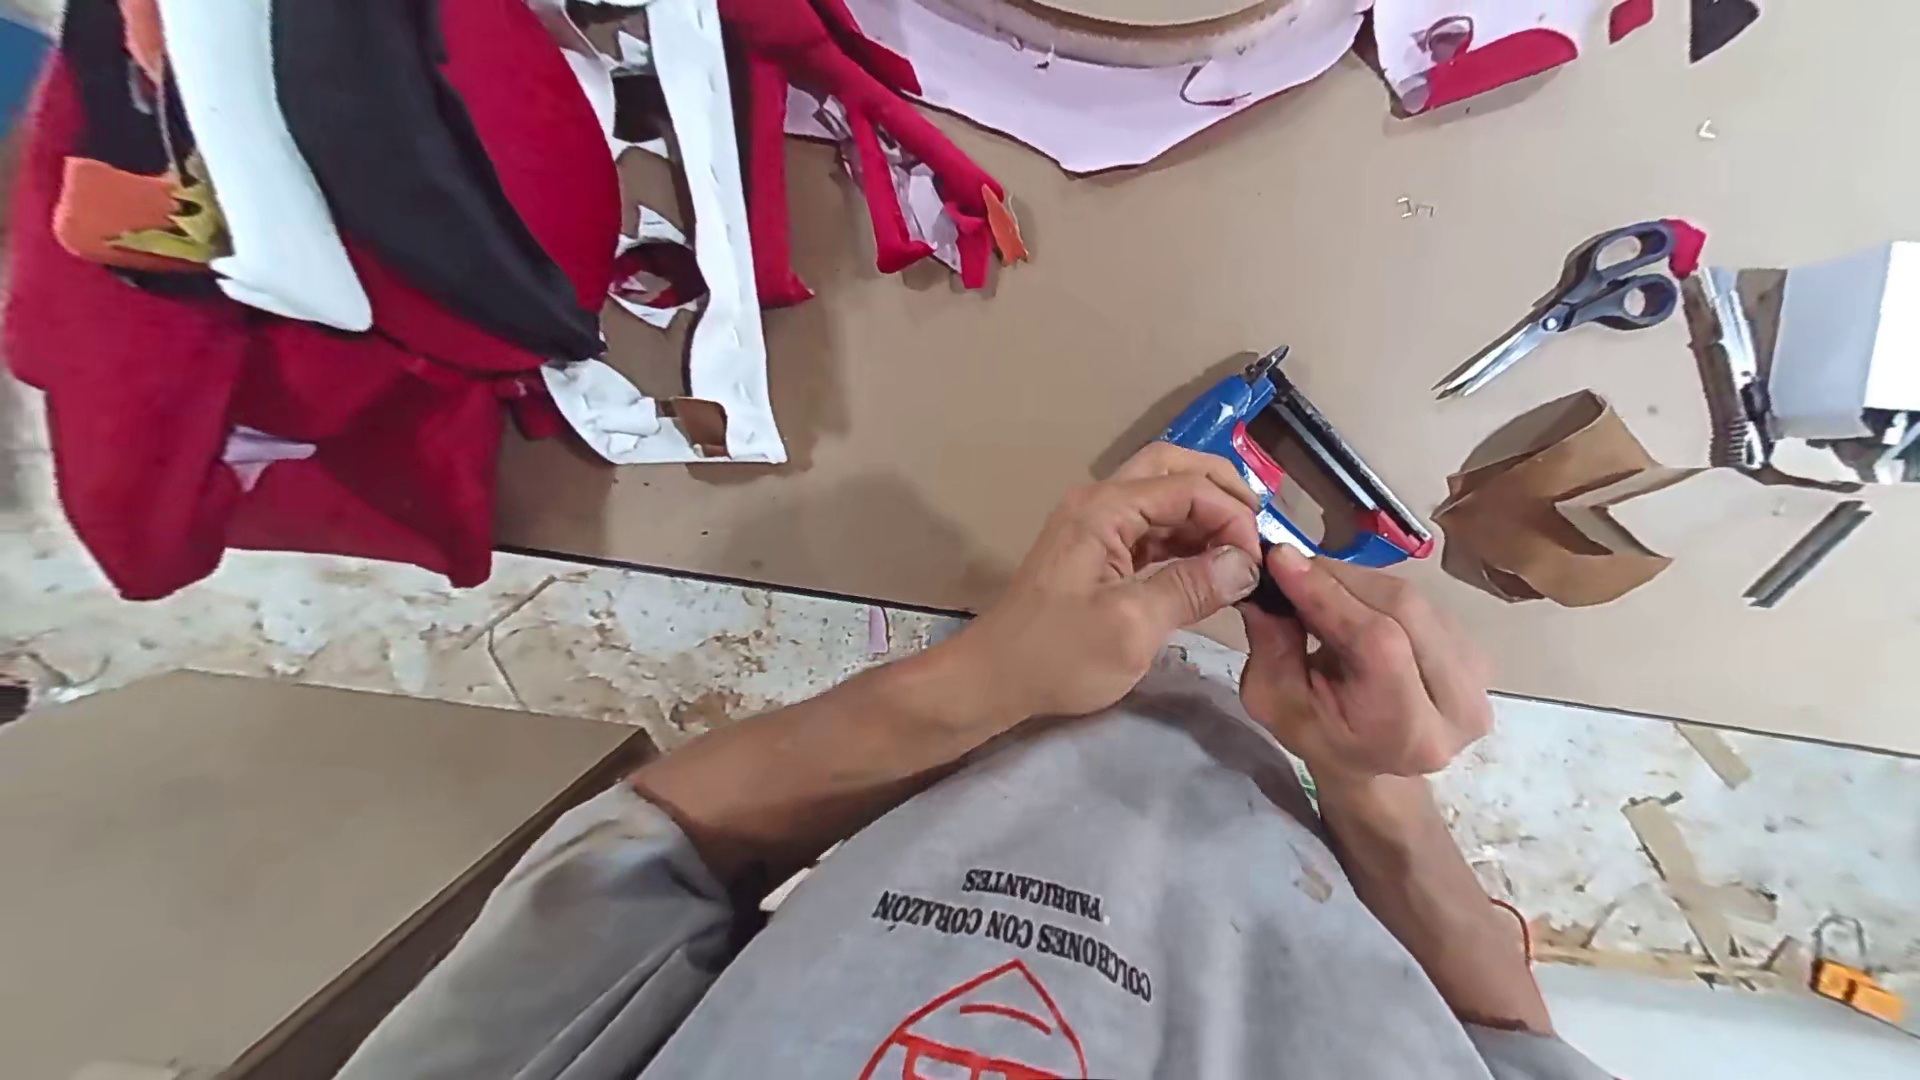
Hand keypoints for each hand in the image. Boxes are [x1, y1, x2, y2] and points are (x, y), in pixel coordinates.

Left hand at [948, 443, 1263, 722]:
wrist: (995, 676)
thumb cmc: (1057, 655)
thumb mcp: (1132, 626)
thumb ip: (1191, 587)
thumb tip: (1246, 562)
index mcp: (1102, 510)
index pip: (1186, 487)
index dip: (1231, 515)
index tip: (1259, 560)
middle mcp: (1097, 504)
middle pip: (1170, 470)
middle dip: (1220, 491)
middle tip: (1258, 529)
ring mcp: (1093, 526)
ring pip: (1160, 497)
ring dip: (1202, 515)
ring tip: (1241, 550)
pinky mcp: (1095, 552)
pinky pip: (1147, 530)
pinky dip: (1181, 540)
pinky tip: (1209, 565)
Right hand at [1239, 547, 1492, 781]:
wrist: (1367, 758)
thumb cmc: (1314, 734)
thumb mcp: (1271, 699)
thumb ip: (1270, 647)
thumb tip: (1264, 587)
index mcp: (1406, 733)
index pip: (1377, 644)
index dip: (1327, 594)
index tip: (1281, 560)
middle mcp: (1459, 707)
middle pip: (1403, 610)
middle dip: (1337, 578)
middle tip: (1289, 565)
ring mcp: (1479, 679)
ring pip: (1412, 599)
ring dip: (1353, 579)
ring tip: (1310, 584)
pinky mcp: (1478, 654)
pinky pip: (1421, 601)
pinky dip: (1372, 588)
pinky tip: (1343, 597)